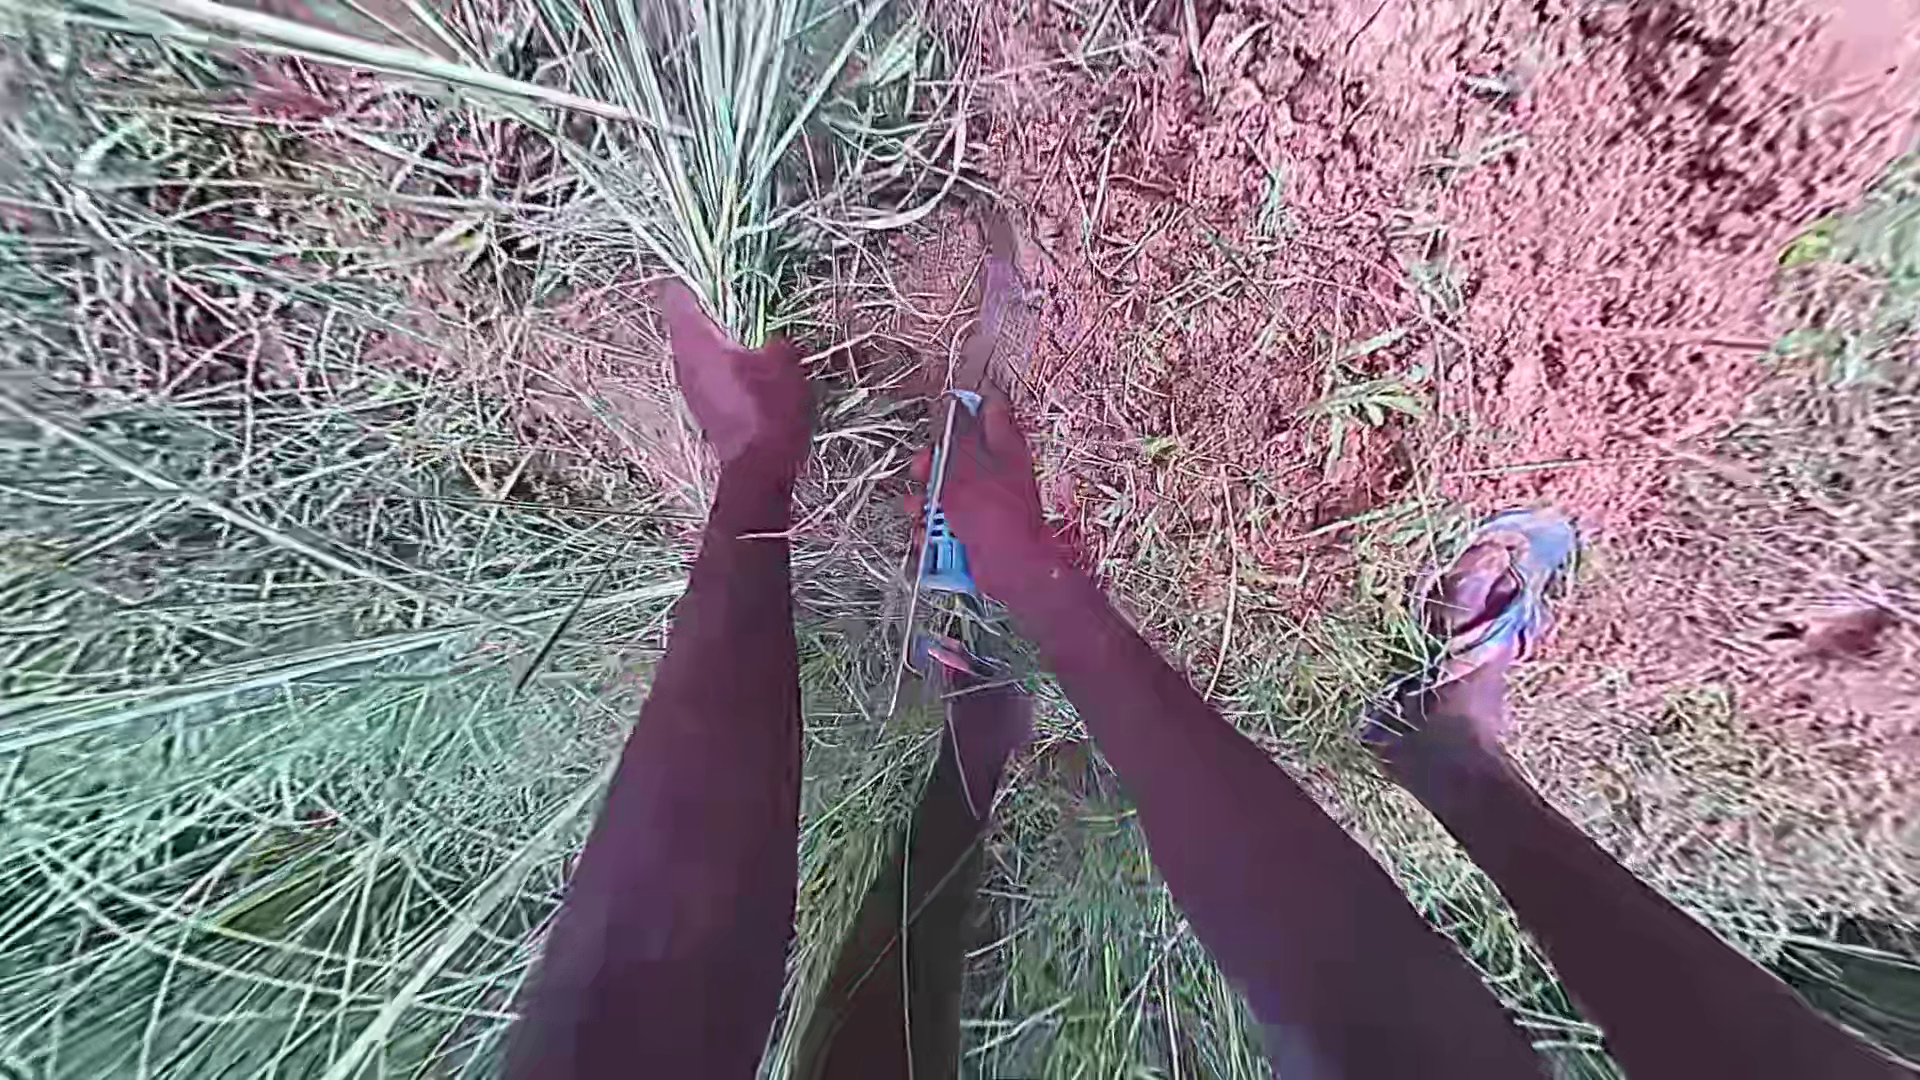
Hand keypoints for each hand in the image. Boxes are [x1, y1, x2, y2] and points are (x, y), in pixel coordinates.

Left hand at [657, 280, 810, 472]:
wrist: (760, 468)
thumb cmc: (769, 411)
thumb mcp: (785, 363)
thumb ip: (776, 337)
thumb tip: (774, 333)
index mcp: (696, 341)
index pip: (678, 294)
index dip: (700, 282)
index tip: (726, 282)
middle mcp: (683, 362)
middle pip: (689, 323)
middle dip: (718, 315)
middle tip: (750, 314)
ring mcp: (689, 388)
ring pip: (699, 352)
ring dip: (723, 345)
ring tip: (756, 347)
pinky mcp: (703, 408)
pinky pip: (709, 376)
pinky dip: (726, 370)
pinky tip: (753, 378)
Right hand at [906, 394, 1057, 599]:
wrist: (1007, 565)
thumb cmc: (993, 513)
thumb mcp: (967, 466)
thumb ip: (958, 436)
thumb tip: (956, 406)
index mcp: (1003, 446)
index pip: (989, 409)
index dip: (967, 403)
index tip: (946, 404)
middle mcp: (996, 471)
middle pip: (956, 454)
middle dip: (932, 464)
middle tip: (922, 470)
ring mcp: (985, 500)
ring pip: (946, 490)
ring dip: (926, 501)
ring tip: (919, 509)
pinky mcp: (974, 527)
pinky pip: (946, 520)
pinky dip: (932, 527)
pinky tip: (926, 533)